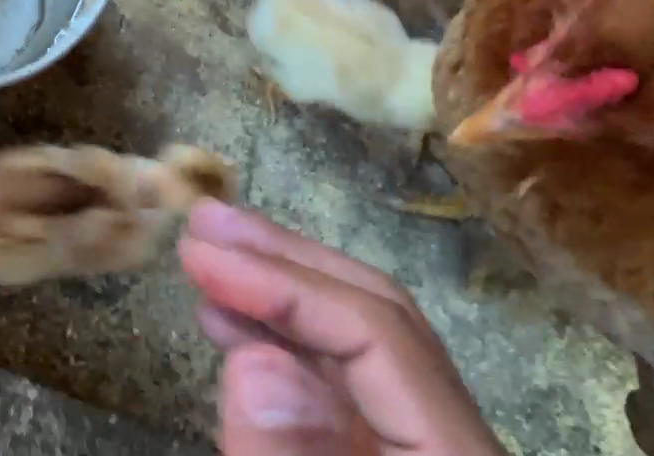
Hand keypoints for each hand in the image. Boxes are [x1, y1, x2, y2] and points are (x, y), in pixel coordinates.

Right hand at [179, 200, 505, 455]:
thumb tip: (252, 366)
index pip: (381, 335)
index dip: (284, 284)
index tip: (199, 255)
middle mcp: (454, 438)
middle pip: (382, 316)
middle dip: (285, 261)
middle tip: (205, 220)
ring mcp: (424, 442)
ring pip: (361, 343)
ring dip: (275, 292)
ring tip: (206, 256)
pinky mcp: (393, 450)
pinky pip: (343, 380)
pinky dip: (281, 341)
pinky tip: (232, 326)